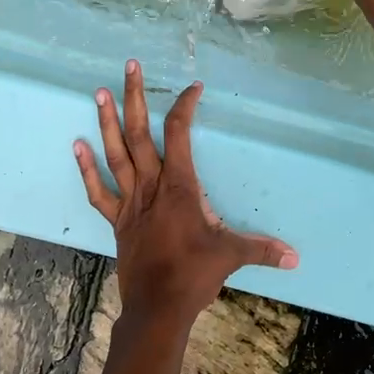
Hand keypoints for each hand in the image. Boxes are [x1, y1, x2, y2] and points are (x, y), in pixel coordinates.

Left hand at [74, 60, 298, 330]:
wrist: (157, 308)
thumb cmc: (194, 274)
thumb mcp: (232, 255)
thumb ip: (262, 249)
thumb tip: (296, 257)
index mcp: (180, 184)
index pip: (179, 133)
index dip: (184, 106)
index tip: (193, 87)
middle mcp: (152, 185)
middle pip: (140, 132)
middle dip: (135, 96)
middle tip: (129, 65)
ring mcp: (130, 201)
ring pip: (116, 153)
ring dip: (107, 121)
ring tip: (99, 91)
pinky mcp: (117, 220)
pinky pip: (99, 190)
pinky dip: (86, 168)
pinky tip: (76, 144)